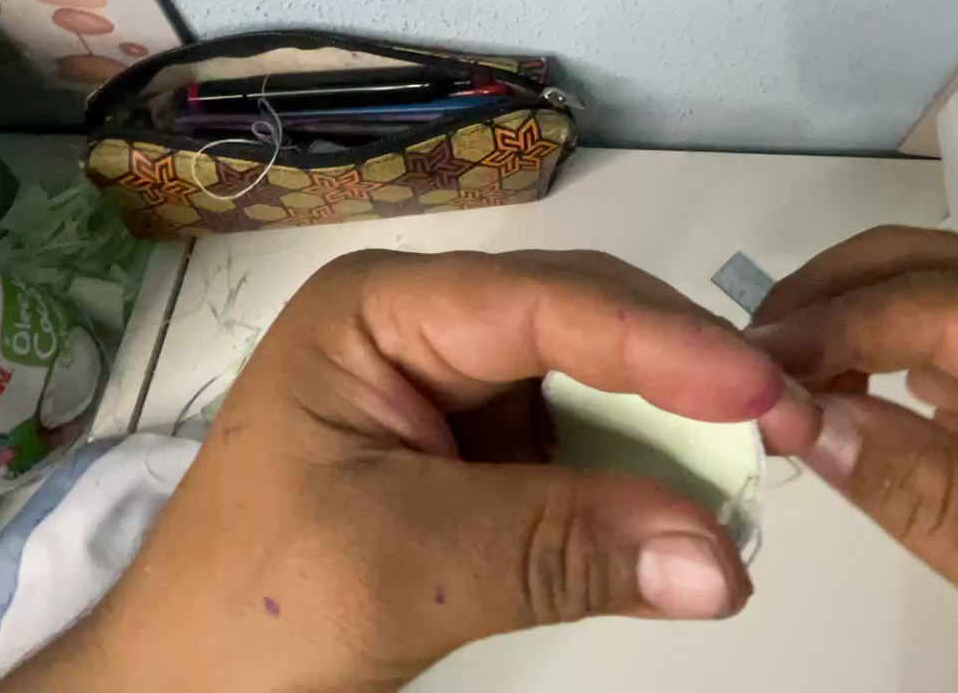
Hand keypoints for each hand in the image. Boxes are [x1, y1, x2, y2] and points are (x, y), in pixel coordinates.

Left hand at [0, 250, 812, 692]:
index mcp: (383, 307)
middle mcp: (428, 317)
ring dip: (668, 418)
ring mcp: (456, 372)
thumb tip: (722, 563)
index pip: (540, 302)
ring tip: (747, 463)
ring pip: (589, 368)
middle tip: (779, 422)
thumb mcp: (401, 570)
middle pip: (576, 317)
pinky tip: (679, 494)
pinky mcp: (478, 431)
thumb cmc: (251, 611)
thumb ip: (563, 550)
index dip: (656, 341)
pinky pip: (577, 427)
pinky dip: (634, 462)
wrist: (179, 687)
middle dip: (676, 369)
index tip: (759, 390)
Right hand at [751, 227, 957, 692]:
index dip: (843, 326)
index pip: (952, 304)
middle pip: (924, 264)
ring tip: (765, 373)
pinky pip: (908, 330)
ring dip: (827, 316)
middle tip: (744, 359)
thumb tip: (799, 416)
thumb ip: (930, 496)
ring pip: (906, 283)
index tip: (752, 368)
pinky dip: (847, 348)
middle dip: (824, 299)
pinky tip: (812, 388)